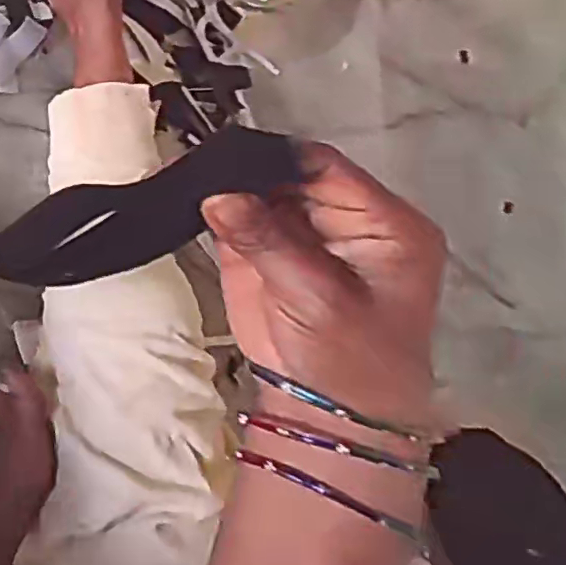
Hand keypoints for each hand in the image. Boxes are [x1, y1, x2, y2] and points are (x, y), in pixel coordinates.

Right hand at [202, 142, 445, 430]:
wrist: (323, 409)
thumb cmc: (348, 359)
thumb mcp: (316, 298)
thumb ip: (267, 242)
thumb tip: (217, 196)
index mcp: (380, 222)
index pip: (324, 168)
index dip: (275, 158)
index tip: (225, 154)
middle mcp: (340, 218)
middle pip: (287, 173)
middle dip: (243, 170)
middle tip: (196, 164)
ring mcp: (299, 231)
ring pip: (256, 189)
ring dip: (223, 185)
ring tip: (185, 176)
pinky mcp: (263, 248)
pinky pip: (236, 214)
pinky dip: (212, 207)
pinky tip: (188, 197)